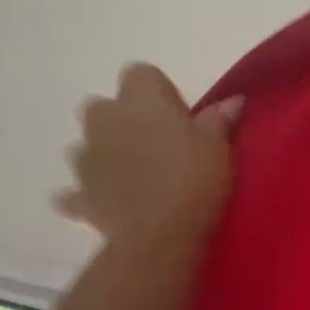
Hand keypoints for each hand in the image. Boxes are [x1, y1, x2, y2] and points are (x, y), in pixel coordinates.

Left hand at [55, 63, 241, 246]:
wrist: (158, 235)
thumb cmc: (193, 180)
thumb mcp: (219, 147)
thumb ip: (219, 120)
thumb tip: (232, 100)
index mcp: (139, 100)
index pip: (142, 74)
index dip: (162, 93)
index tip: (182, 118)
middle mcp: (102, 119)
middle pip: (105, 107)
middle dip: (124, 121)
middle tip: (159, 147)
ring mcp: (85, 157)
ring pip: (89, 146)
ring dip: (107, 155)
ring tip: (138, 179)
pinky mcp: (79, 194)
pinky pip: (78, 191)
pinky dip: (90, 195)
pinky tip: (109, 205)